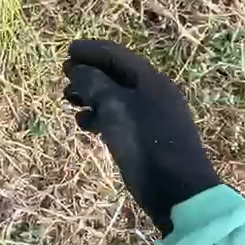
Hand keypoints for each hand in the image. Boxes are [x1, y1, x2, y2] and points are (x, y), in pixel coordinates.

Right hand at [62, 39, 220, 234]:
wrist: (179, 193)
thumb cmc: (146, 144)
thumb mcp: (114, 107)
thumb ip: (93, 83)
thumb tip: (78, 70)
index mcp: (150, 80)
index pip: (115, 54)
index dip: (90, 51)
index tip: (67, 51)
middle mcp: (153, 93)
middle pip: (115, 73)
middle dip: (88, 72)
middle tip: (65, 75)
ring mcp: (152, 116)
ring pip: (115, 95)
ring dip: (91, 94)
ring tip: (69, 100)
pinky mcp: (147, 137)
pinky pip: (119, 116)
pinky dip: (100, 114)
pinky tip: (84, 123)